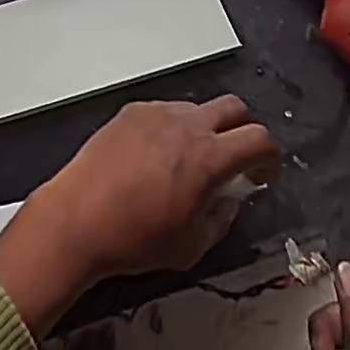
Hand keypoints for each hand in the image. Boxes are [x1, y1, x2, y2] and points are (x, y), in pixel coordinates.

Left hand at [0, 96, 282, 333]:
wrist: (79, 217)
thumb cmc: (130, 234)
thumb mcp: (192, 243)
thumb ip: (221, 216)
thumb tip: (228, 201)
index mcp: (207, 158)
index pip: (259, 138)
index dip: (270, 155)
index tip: (264, 169)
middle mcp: (184, 126)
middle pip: (234, 106)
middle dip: (244, 129)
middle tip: (237, 156)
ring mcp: (156, 113)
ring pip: (197, 106)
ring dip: (206, 127)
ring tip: (191, 159)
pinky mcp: (131, 111)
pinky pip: (164, 109)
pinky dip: (172, 126)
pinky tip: (158, 154)